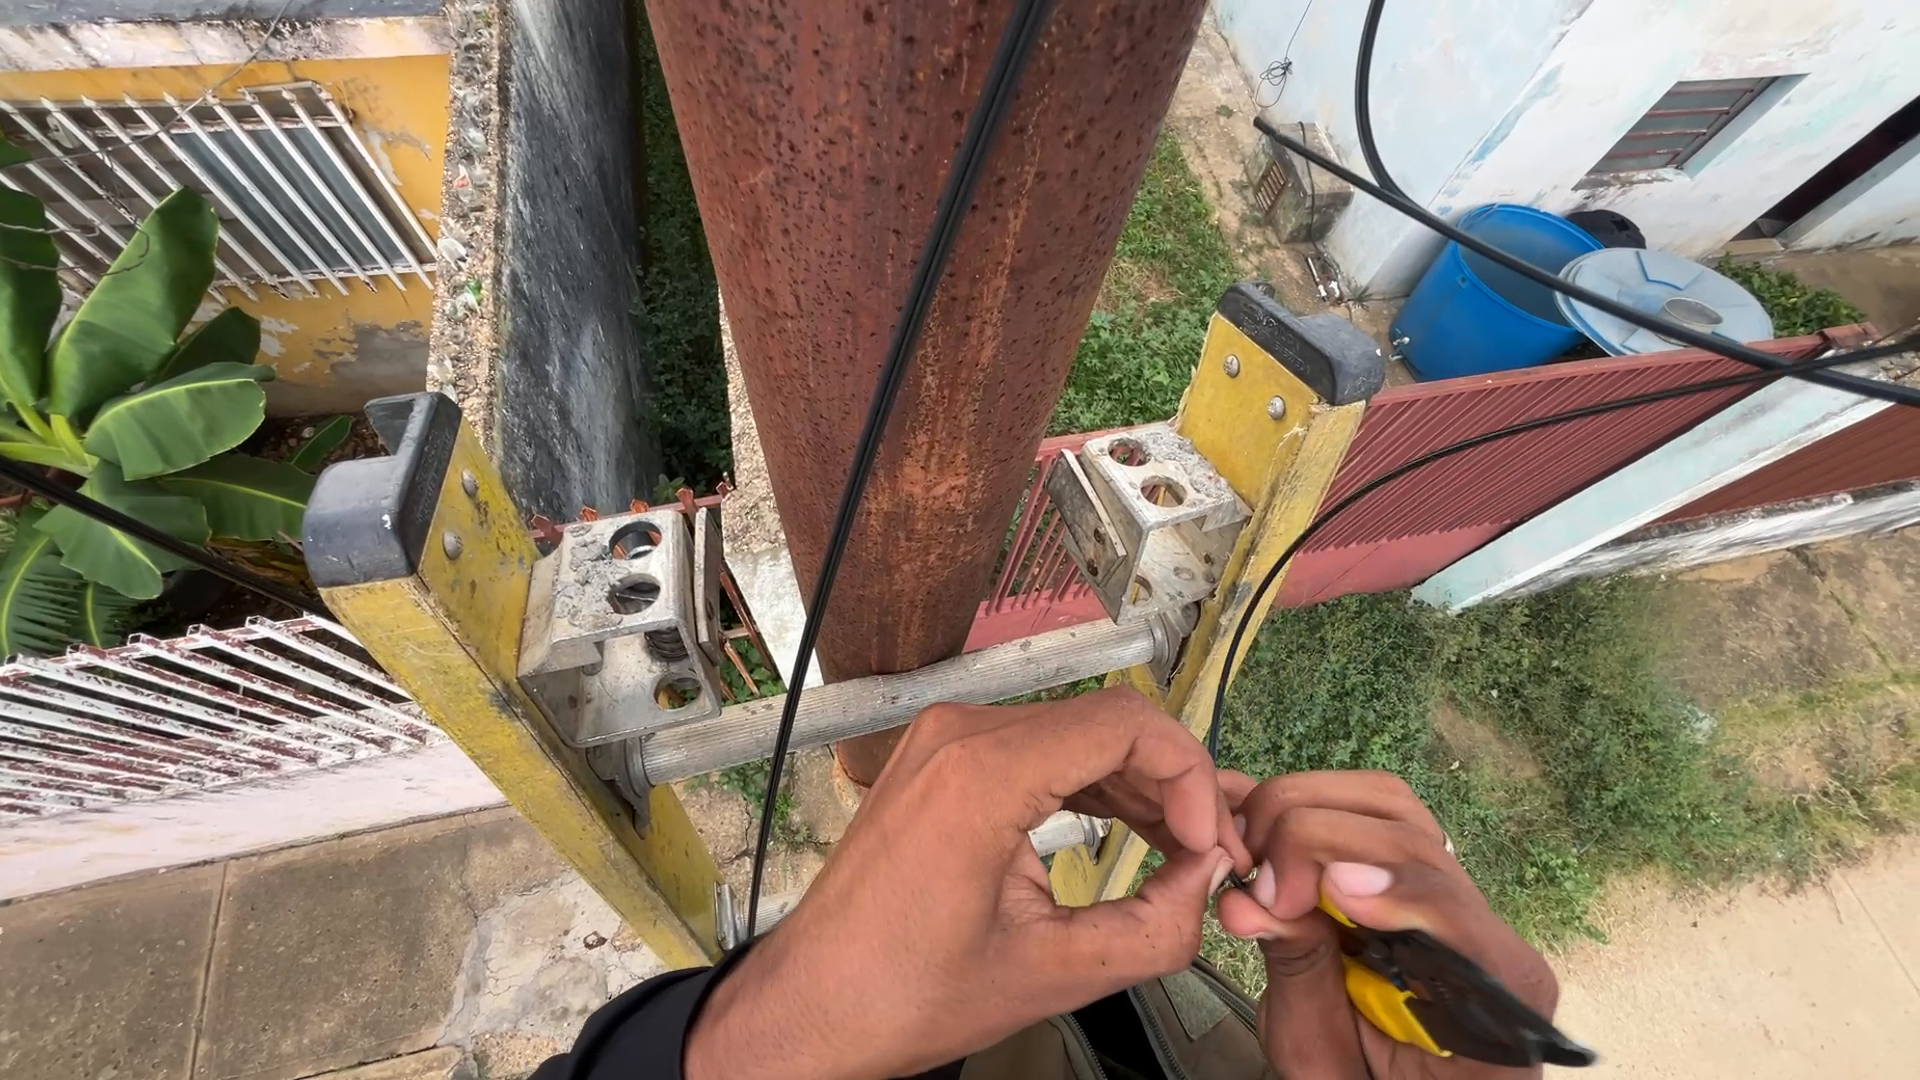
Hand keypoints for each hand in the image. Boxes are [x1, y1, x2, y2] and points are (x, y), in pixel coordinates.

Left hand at [685, 687, 1253, 1079]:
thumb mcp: (1049, 974)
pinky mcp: (944, 753)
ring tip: (1177, 842)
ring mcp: (947, 736)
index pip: (1124, 724)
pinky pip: (1038, 746)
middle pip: (1105, 720)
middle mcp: (961, 732)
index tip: (1207, 840)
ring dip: (1135, 781)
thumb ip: (1154, 928)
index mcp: (981, 773)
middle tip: (1205, 848)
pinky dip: (1089, 780)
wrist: (812, 998)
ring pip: (1076, 730)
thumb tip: (1204, 877)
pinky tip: (1125, 822)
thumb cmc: (902, 992)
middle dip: (1170, 780)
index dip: (1189, 774)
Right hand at [1216, 771, 1558, 1078]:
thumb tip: (1243, 900)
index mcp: (1490, 1006)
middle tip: (1255, 882)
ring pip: (1387, 801)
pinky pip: (1365, 805)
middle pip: (1409, 839)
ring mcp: (1450, 884)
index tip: (1303, 896)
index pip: (1465, 925)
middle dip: (1314, 840)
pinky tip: (1270, 839)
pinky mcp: (1411, 862)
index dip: (1393, 893)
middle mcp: (1483, 929)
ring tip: (1258, 854)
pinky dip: (1307, 805)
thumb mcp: (1323, 1060)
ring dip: (1305, 809)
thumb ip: (1297, 977)